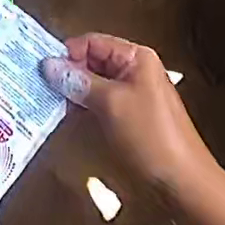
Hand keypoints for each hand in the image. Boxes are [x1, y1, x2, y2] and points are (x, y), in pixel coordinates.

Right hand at [42, 33, 217, 196]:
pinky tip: (66, 114)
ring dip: (73, 90)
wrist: (183, 183)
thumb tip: (47, 65)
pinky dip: (83, 104)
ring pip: (93, 82)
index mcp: (136, 57)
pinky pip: (100, 101)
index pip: (92, 42)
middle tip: (41, 85)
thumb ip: (78, 81)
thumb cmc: (149, 135)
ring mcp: (132, 93)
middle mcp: (134, 69)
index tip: (44, 70)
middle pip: (92, 60)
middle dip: (68, 71)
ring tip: (48, 99)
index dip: (68, 53)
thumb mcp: (110, 103)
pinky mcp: (129, 115)